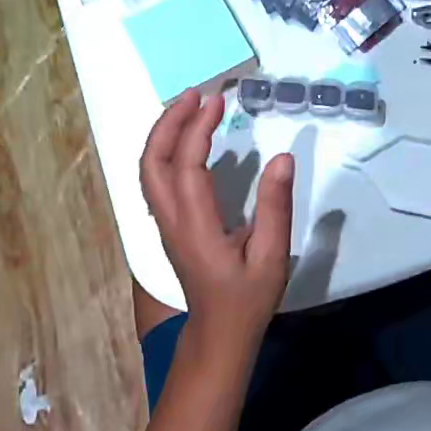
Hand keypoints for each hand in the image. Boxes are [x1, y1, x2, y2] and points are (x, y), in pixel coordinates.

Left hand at [140, 91, 295, 342]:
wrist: (218, 334)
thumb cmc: (246, 299)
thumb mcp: (271, 257)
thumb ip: (275, 207)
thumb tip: (283, 157)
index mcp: (195, 226)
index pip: (187, 166)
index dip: (198, 129)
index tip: (218, 101)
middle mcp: (171, 220)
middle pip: (151, 162)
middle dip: (169, 122)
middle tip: (197, 95)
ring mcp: (164, 223)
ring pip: (148, 170)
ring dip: (164, 134)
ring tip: (190, 108)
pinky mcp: (168, 225)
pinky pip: (155, 179)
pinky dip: (165, 150)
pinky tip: (186, 140)